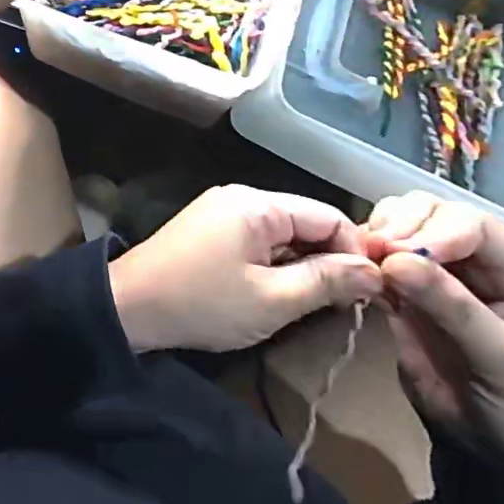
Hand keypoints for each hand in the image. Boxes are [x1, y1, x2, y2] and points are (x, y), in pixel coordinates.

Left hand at [109, 185, 383, 353]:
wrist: (130, 305)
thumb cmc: (203, 302)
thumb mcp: (272, 299)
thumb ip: (326, 281)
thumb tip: (374, 271)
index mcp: (257, 204)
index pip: (328, 215)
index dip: (356, 251)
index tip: (371, 293)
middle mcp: (240, 197)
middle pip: (305, 222)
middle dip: (330, 259)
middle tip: (348, 305)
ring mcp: (221, 211)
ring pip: (283, 233)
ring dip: (303, 265)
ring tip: (319, 304)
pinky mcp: (209, 229)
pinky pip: (258, 240)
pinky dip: (276, 264)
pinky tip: (282, 292)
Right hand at [364, 192, 503, 468]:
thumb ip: (454, 307)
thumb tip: (394, 260)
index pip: (477, 225)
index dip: (439, 229)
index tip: (403, 248)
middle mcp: (478, 263)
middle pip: (434, 214)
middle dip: (403, 224)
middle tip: (375, 249)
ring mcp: (439, 277)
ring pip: (402, 228)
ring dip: (378, 234)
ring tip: (363, 256)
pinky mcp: (406, 296)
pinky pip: (380, 263)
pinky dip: (364, 259)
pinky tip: (357, 268)